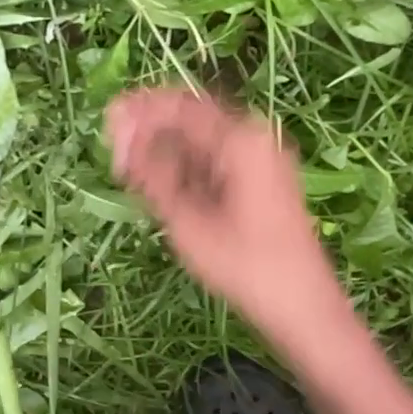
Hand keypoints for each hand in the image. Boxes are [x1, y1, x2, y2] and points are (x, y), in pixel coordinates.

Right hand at [106, 88, 333, 329]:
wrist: (304, 307)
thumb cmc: (246, 267)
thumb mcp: (189, 223)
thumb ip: (155, 178)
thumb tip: (126, 145)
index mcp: (241, 141)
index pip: (180, 107)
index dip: (140, 112)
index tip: (108, 122)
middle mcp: (254, 139)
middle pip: (191, 118)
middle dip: (149, 130)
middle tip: (115, 151)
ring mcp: (260, 160)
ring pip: (200, 140)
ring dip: (164, 149)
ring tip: (129, 170)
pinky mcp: (260, 181)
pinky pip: (213, 160)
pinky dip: (184, 167)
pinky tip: (159, 184)